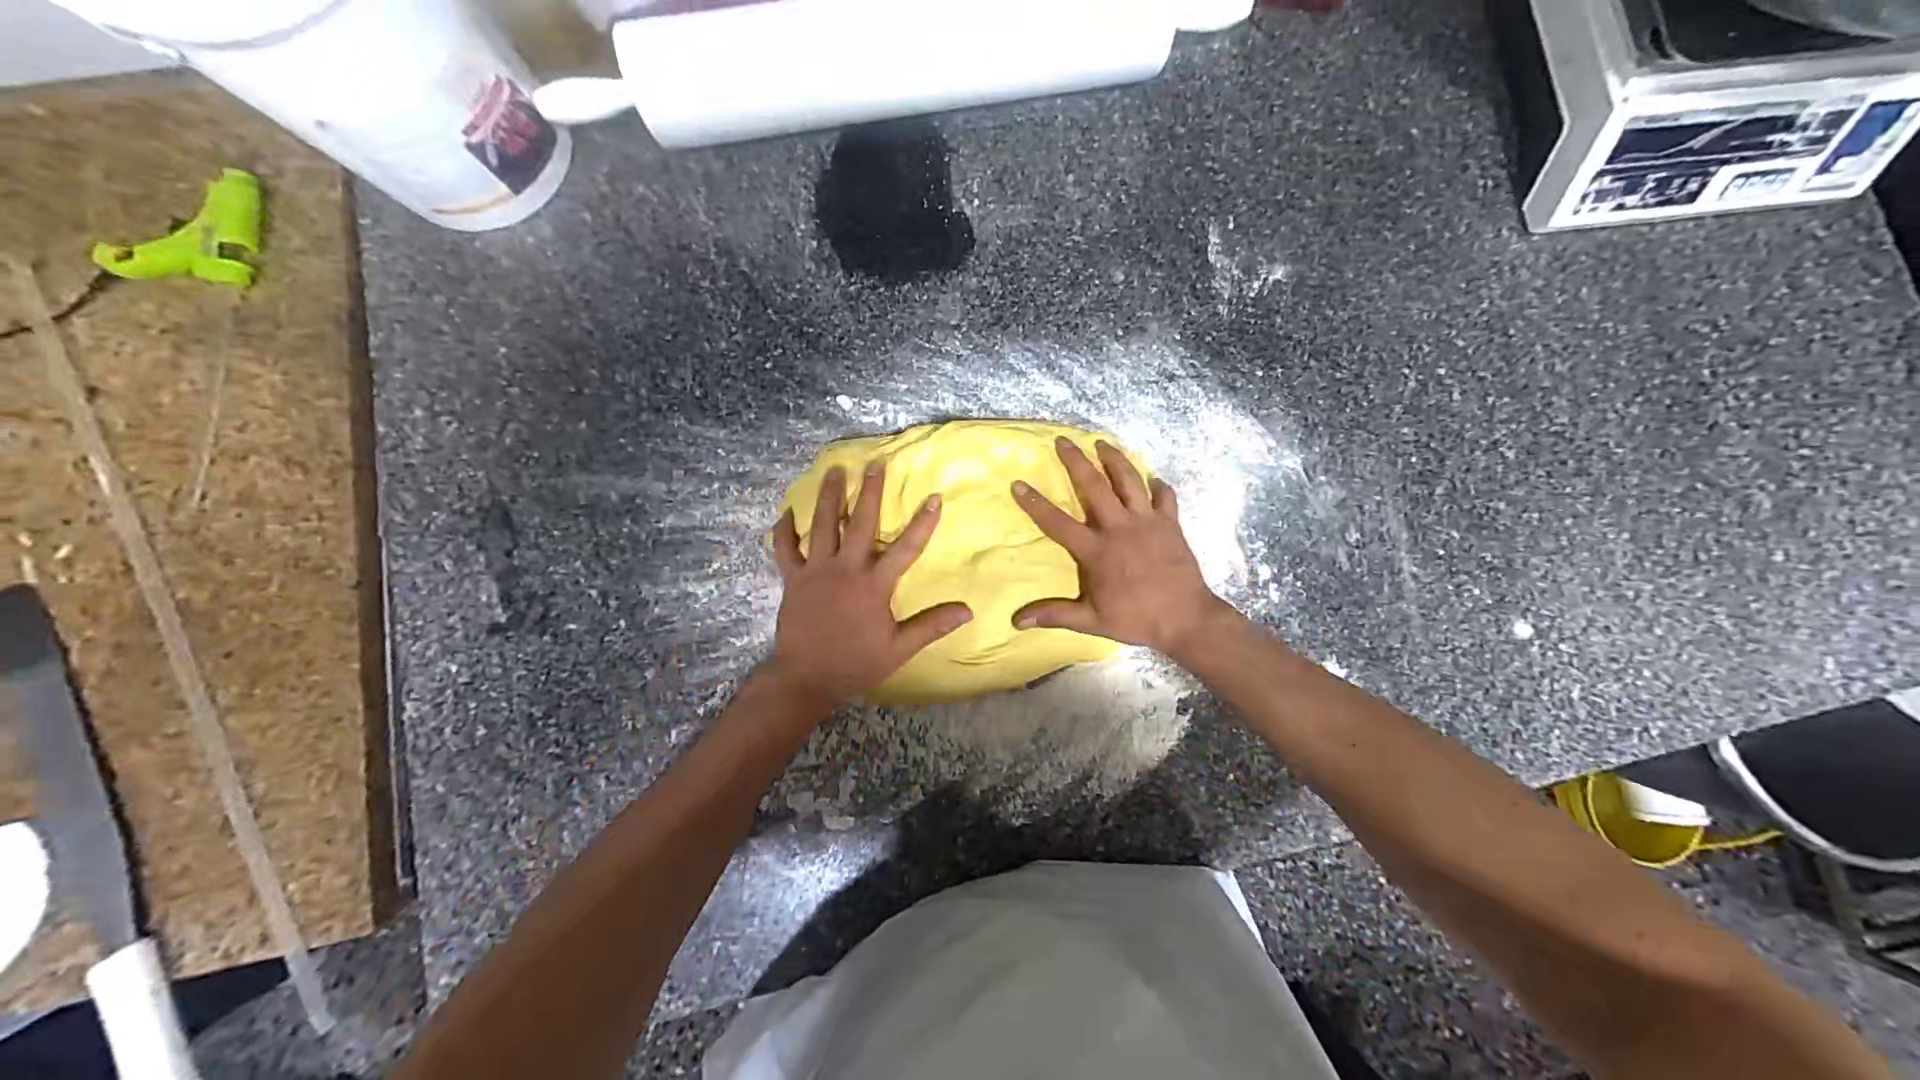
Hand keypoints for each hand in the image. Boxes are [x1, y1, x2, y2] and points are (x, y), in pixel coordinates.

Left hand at [768, 462, 972, 709]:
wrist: (806, 678)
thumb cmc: (856, 664)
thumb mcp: (899, 649)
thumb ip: (931, 626)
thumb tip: (967, 611)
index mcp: (874, 585)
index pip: (905, 548)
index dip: (923, 522)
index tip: (934, 498)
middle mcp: (845, 569)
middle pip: (859, 522)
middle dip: (869, 491)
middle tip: (875, 463)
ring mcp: (816, 571)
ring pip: (822, 525)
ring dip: (829, 496)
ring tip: (834, 470)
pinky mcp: (792, 579)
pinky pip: (785, 549)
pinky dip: (784, 530)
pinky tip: (786, 512)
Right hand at [1010, 438, 1234, 657]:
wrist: (1185, 618)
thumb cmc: (1136, 619)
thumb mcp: (1091, 620)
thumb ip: (1054, 615)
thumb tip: (1017, 621)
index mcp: (1095, 550)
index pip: (1057, 522)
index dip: (1035, 503)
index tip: (1018, 483)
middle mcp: (1118, 528)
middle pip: (1093, 486)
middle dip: (1075, 461)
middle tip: (1063, 441)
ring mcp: (1146, 522)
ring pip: (1128, 481)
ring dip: (1114, 459)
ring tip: (1102, 443)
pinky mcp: (1170, 524)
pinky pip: (1164, 497)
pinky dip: (1158, 486)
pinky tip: (1153, 479)